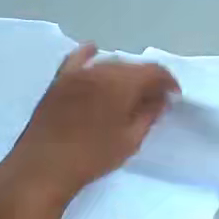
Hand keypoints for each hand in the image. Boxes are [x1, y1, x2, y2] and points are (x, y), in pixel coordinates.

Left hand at [0, 43, 178, 203]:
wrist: (44, 166)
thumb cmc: (92, 157)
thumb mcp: (129, 140)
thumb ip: (149, 115)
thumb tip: (161, 99)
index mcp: (121, 83)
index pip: (153, 71)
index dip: (168, 81)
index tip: (174, 97)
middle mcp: (99, 70)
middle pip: (130, 66)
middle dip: (146, 80)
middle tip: (153, 100)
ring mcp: (76, 74)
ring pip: (107, 64)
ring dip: (122, 74)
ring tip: (128, 93)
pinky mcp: (58, 81)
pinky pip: (76, 59)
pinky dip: (89, 55)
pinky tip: (94, 53)